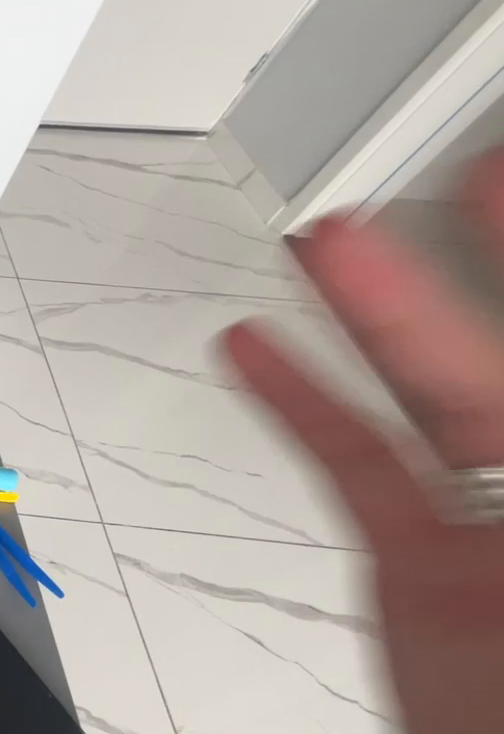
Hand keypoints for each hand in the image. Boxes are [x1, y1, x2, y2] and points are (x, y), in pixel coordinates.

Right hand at [221, 149, 503, 733]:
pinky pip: (354, 464)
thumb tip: (482, 405)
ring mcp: (503, 525)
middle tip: (476, 176)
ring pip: (445, 393)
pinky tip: (255, 354)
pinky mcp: (421, 558)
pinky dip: (301, 406)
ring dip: (381, 317)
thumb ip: (503, 492)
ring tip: (329, 243)